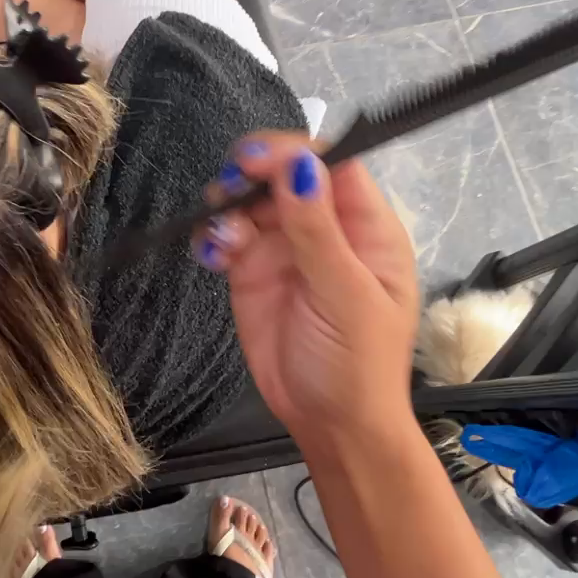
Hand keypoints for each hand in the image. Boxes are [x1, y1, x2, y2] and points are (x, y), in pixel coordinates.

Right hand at [193, 134, 420, 444]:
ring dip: (227, 205)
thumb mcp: (345, 296)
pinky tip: (213, 256)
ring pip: (249, 200)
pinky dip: (213, 236)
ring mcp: (284, 246)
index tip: (256, 158)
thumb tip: (300, 163)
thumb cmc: (356, 363)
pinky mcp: (250, 268)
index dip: (294, 152)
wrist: (329, 424)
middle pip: (283, 174)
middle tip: (227, 190)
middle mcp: (323, 227)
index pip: (333, 164)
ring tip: (222, 237)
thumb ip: (318, 231)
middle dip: (252, 173)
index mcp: (364, 227)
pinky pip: (226, 235)